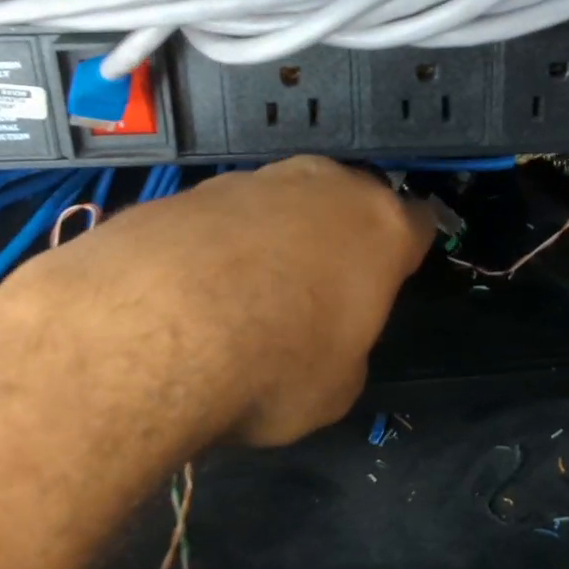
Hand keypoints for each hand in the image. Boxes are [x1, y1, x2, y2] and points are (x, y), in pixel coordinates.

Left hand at [0, 156, 434, 445]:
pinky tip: (191, 293)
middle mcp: (322, 186)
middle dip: (339, 236)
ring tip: (244, 296)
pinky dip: (215, 248)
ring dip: (274, 239)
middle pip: (347, 200)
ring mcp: (250, 181)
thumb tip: (322, 341)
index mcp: (379, 226)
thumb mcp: (337, 387)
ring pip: (280, 203)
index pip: (418, 223)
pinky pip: (218, 220)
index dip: (406, 253)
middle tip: (319, 289)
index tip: (392, 278)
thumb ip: (346, 348)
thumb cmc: (274, 365)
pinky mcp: (185, 192)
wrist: (150, 331)